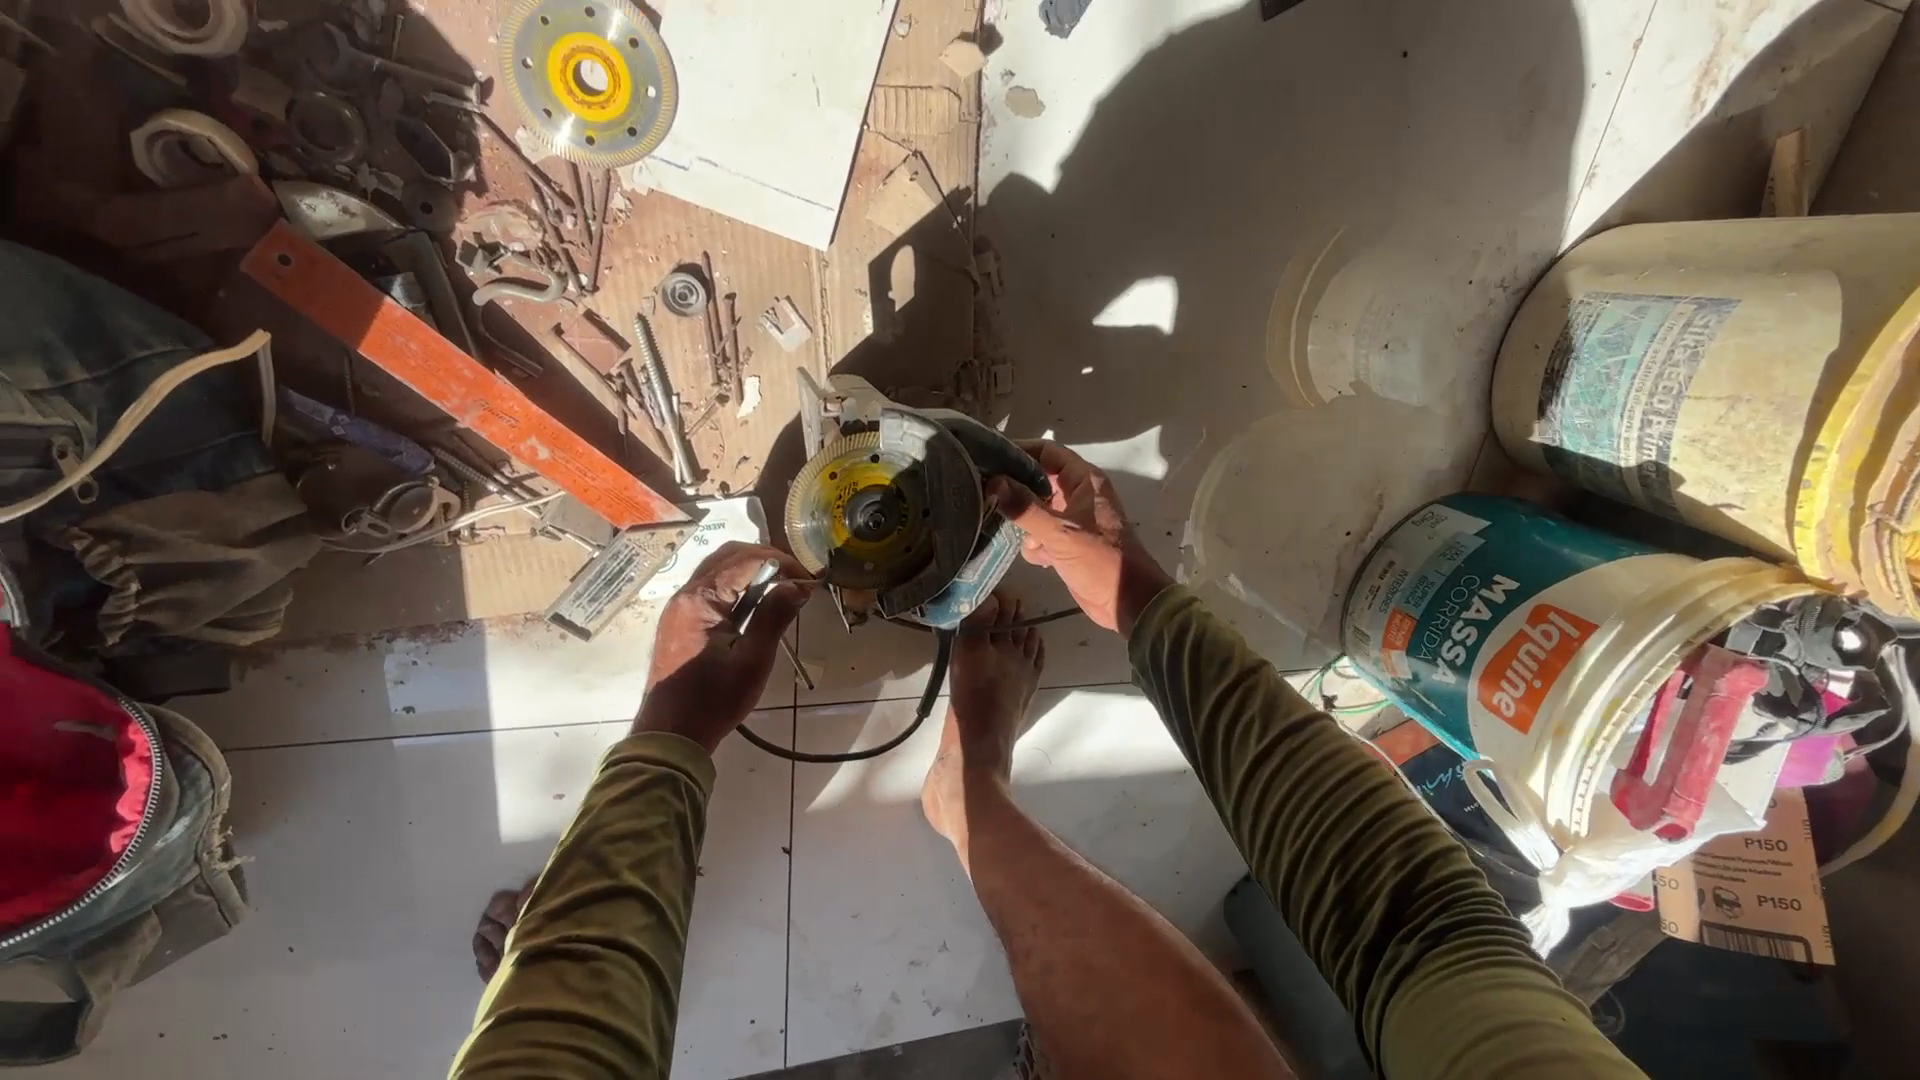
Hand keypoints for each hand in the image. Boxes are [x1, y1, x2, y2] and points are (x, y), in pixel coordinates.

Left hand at [635, 541, 810, 751]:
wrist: (671, 733)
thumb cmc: (715, 700)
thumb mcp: (753, 660)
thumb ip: (773, 617)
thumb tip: (798, 586)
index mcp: (701, 599)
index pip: (747, 560)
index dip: (783, 563)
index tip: (809, 580)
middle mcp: (686, 594)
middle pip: (729, 555)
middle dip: (767, 560)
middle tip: (797, 580)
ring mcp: (680, 606)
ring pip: (719, 568)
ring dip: (752, 570)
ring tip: (782, 589)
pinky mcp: (681, 619)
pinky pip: (712, 586)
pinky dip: (737, 585)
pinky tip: (757, 604)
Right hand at [985, 440, 1172, 635]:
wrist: (1126, 602)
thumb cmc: (1101, 560)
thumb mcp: (1060, 532)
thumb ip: (1025, 508)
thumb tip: (993, 483)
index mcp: (1084, 481)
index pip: (1047, 452)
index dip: (1019, 451)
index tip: (988, 456)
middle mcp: (1077, 495)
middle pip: (1038, 481)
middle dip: (1016, 491)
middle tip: (984, 494)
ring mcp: (1072, 521)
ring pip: (1035, 511)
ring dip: (1025, 524)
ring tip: (1013, 532)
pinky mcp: (1067, 545)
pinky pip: (1040, 536)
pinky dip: (1036, 546)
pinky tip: (1039, 558)